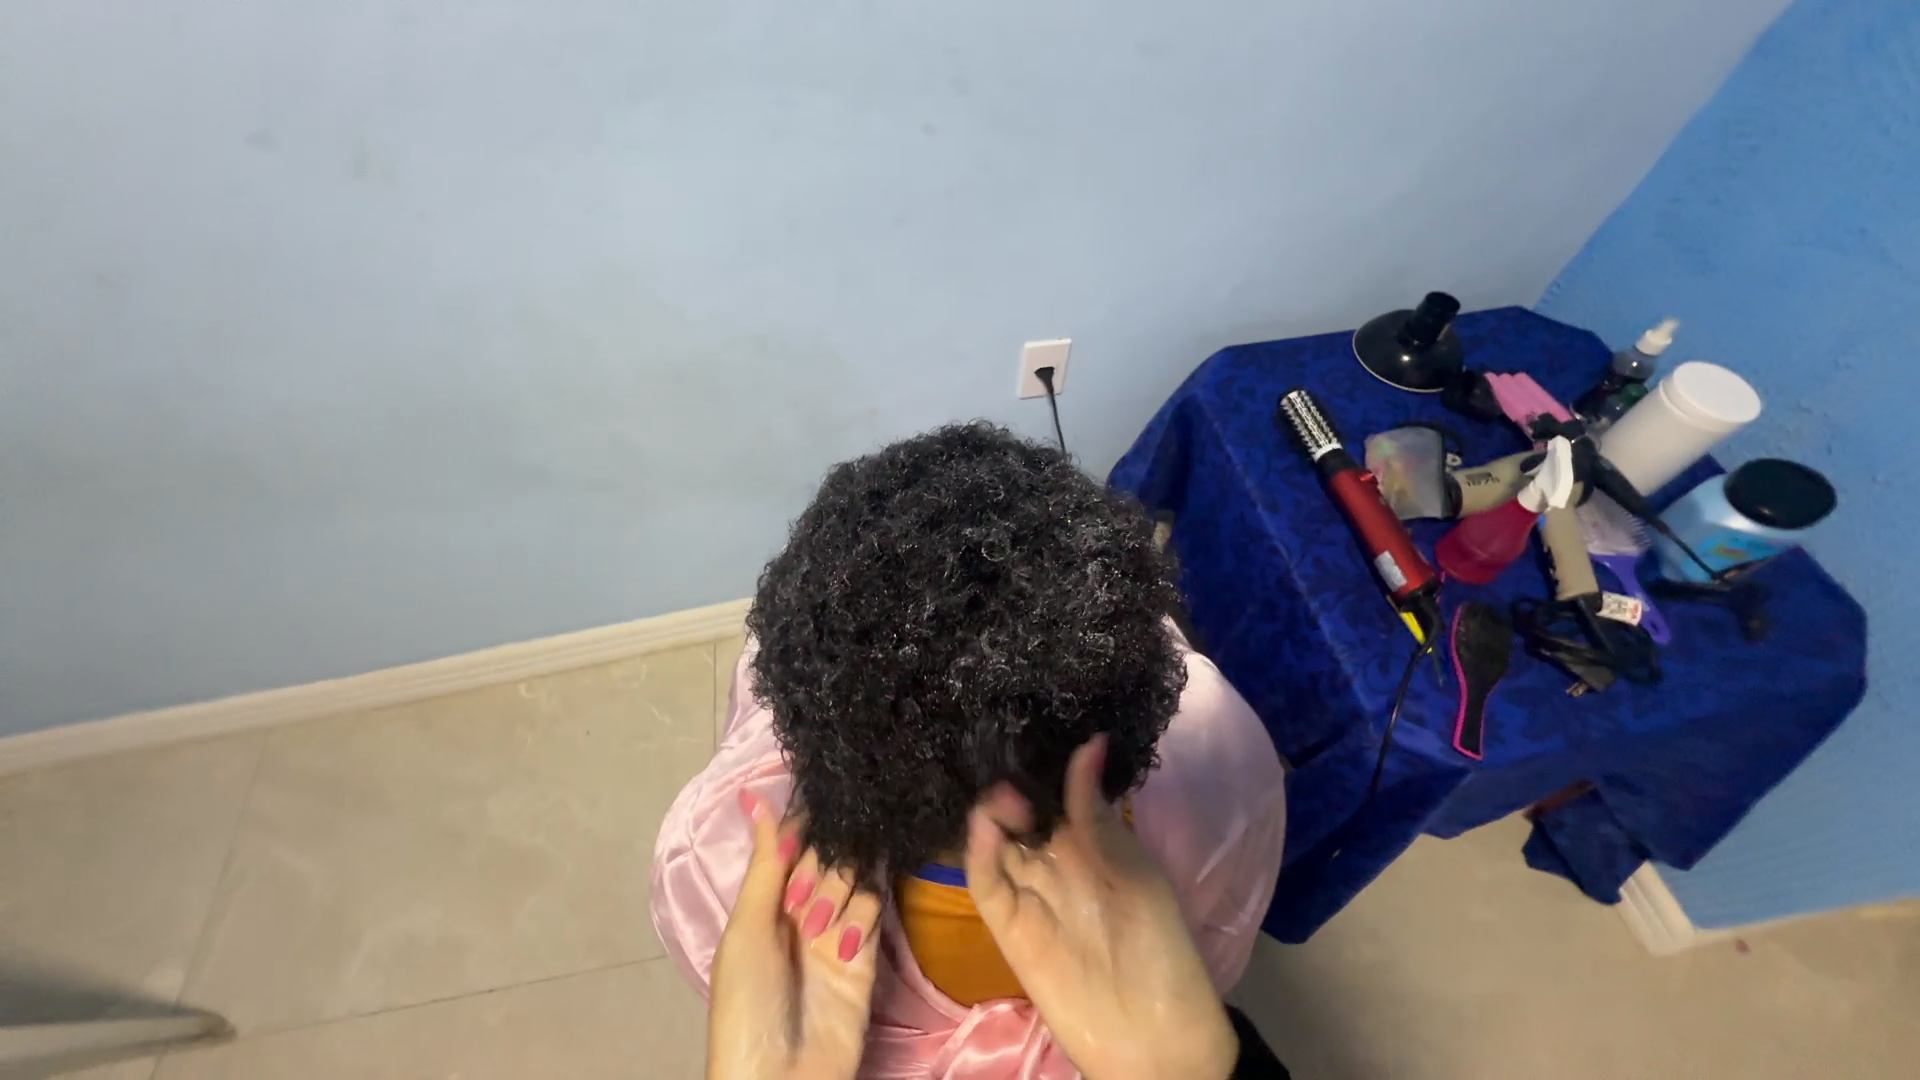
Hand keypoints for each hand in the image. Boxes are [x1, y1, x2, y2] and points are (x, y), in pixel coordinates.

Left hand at [706, 794, 882, 1079]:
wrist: (780, 1079)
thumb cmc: (747, 1002)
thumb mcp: (747, 929)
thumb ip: (765, 863)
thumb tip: (753, 797)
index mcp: (766, 899)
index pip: (793, 843)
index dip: (804, 828)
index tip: (821, 806)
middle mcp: (803, 906)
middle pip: (828, 855)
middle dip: (820, 869)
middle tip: (803, 906)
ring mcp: (837, 927)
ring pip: (854, 877)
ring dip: (838, 895)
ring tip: (820, 933)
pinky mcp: (867, 951)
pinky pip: (874, 909)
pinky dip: (862, 917)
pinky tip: (843, 946)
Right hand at [965, 736, 1237, 1079]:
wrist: (1158, 1042)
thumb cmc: (1161, 948)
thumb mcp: (1135, 874)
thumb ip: (1098, 817)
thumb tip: (1092, 743)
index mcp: (1092, 843)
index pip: (1058, 793)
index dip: (1042, 767)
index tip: (1026, 731)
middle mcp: (1056, 862)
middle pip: (1023, 815)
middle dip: (1013, 789)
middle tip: (1005, 765)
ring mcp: (1030, 894)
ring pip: (1000, 844)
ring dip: (993, 815)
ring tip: (998, 795)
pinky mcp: (1009, 927)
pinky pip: (988, 885)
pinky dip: (980, 855)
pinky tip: (984, 827)